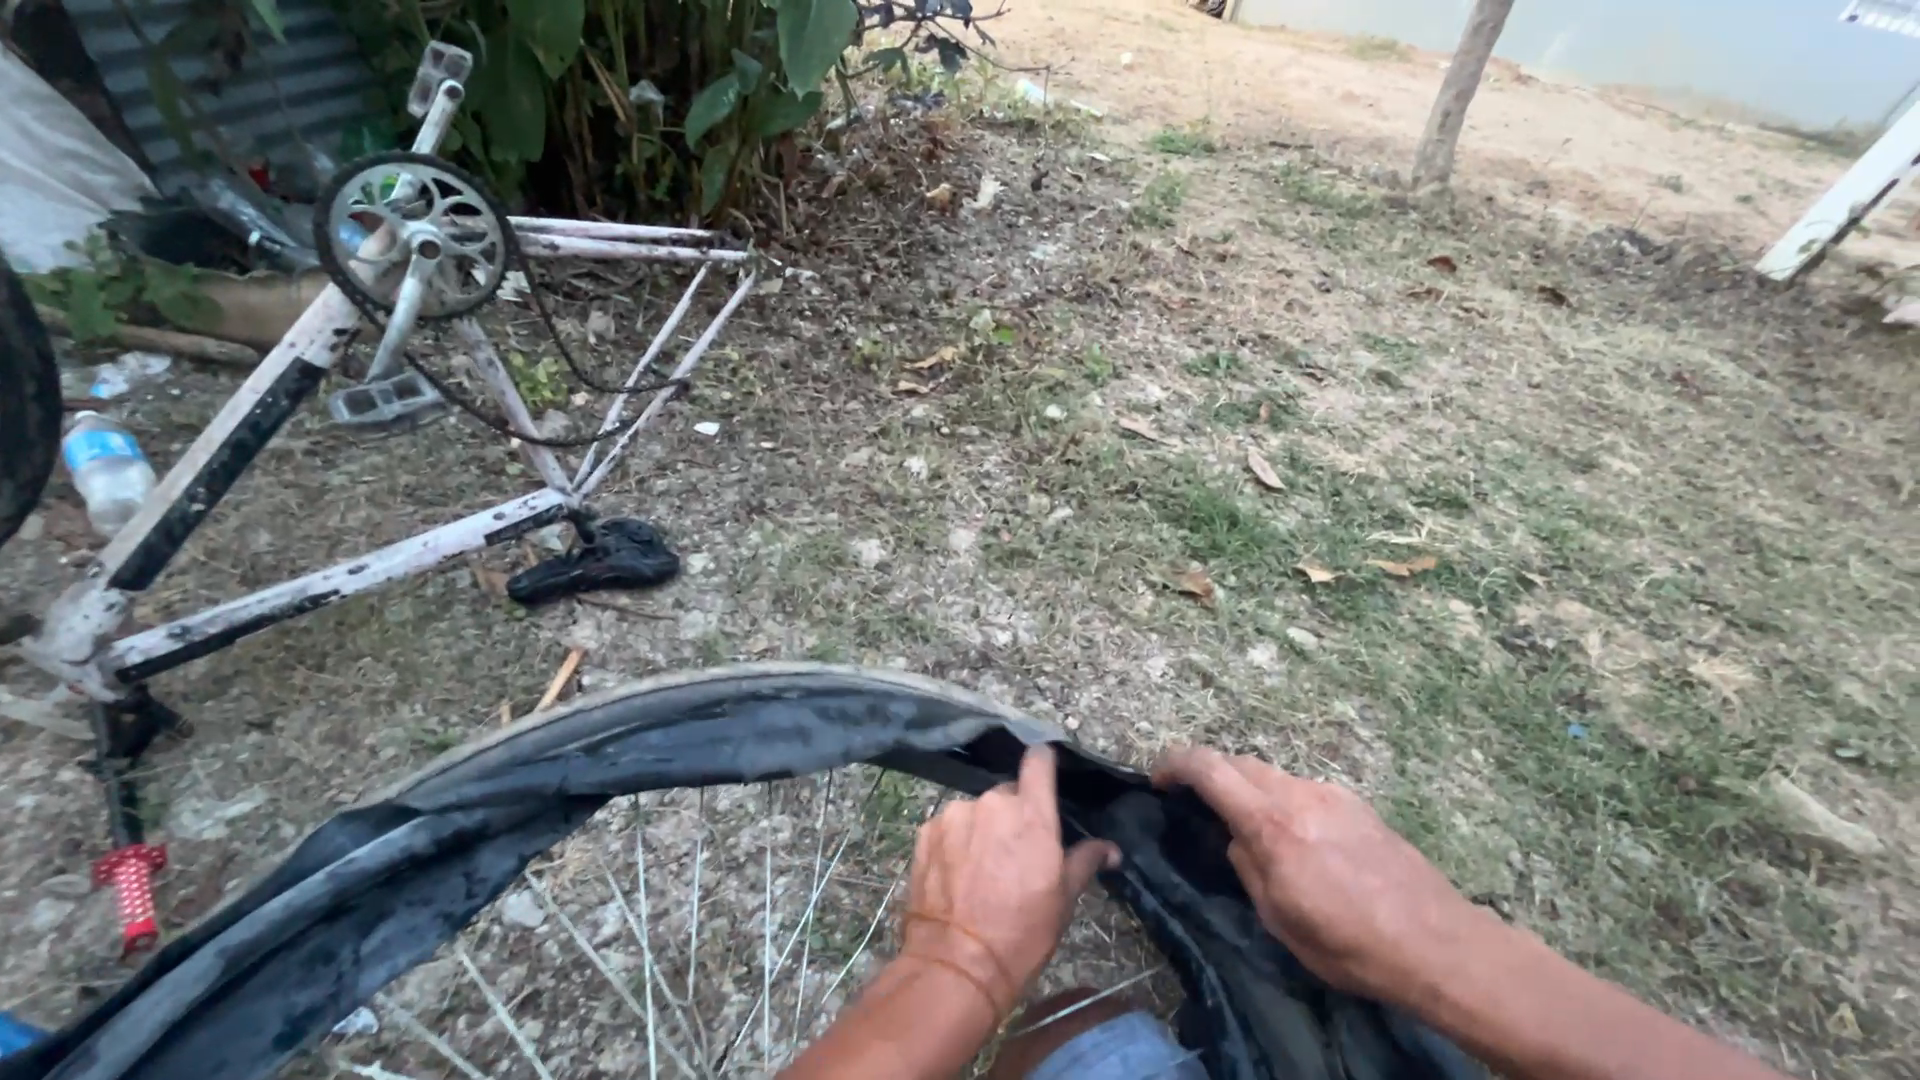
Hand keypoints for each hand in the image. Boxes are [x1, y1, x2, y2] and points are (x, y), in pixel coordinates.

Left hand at [903, 744, 1119, 1016]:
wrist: (957, 963)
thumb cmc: (1021, 931)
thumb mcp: (1063, 898)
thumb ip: (1085, 861)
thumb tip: (1111, 849)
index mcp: (1031, 813)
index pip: (1039, 760)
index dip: (1043, 761)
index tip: (1045, 770)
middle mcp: (992, 803)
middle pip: (1007, 794)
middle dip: (1013, 815)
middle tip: (1015, 852)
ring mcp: (954, 814)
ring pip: (975, 811)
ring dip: (981, 829)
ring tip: (981, 869)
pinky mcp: (926, 831)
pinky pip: (948, 826)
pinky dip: (955, 842)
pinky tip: (956, 873)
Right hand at [1152, 746, 1498, 1006]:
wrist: (1439, 945)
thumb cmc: (1350, 945)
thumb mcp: (1279, 918)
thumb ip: (1246, 865)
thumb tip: (1234, 838)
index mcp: (1272, 824)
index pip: (1209, 767)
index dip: (1175, 763)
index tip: (1159, 780)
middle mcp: (1299, 794)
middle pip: (1239, 762)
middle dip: (1210, 774)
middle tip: (1197, 803)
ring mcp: (1332, 794)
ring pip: (1272, 774)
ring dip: (1248, 789)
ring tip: (1249, 828)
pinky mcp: (1356, 804)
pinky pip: (1303, 789)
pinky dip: (1282, 801)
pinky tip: (1297, 839)